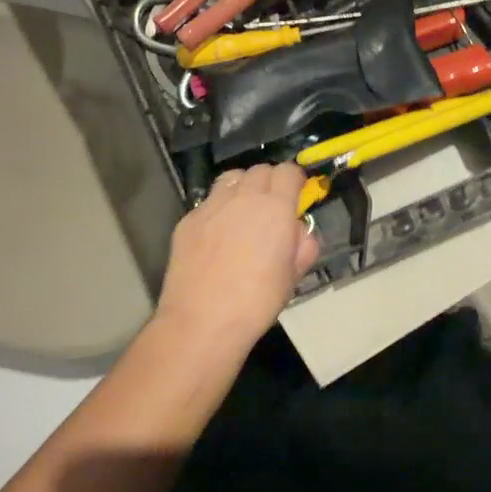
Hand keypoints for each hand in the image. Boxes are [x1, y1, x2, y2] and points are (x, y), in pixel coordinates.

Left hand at [157, 164, 319, 346]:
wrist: (203, 320)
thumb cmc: (257, 302)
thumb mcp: (293, 276)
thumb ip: (303, 246)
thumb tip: (299, 232)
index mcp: (275, 208)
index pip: (288, 171)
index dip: (295, 181)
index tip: (297, 196)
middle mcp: (242, 198)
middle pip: (259, 170)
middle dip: (270, 182)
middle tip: (272, 207)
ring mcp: (210, 207)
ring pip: (231, 178)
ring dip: (242, 187)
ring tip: (243, 212)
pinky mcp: (187, 220)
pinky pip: (208, 203)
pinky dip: (218, 209)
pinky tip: (217, 236)